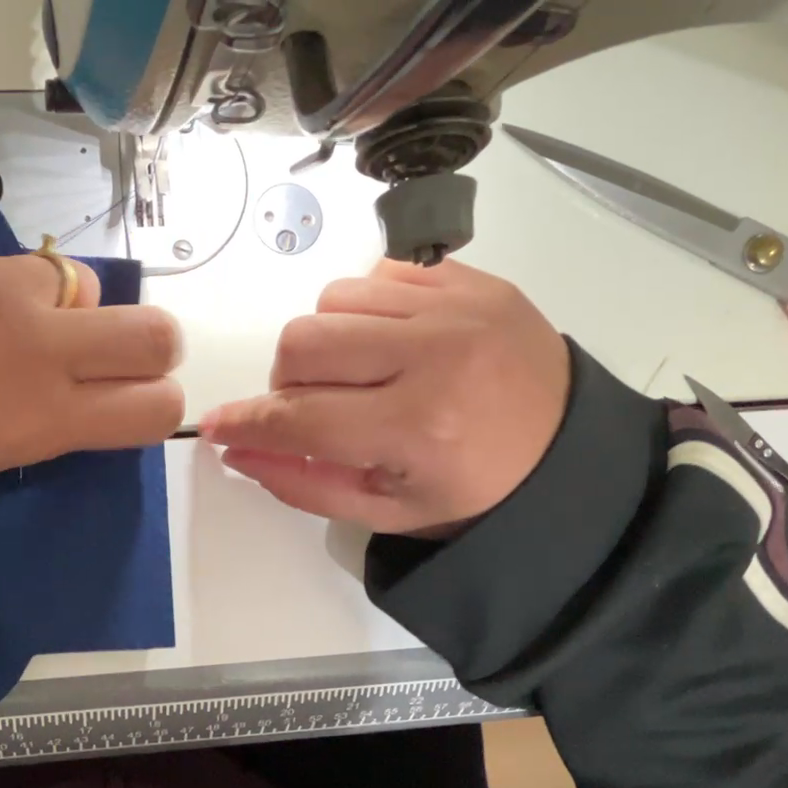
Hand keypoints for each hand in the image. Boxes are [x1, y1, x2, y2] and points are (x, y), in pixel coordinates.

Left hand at [0, 222, 183, 494]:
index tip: (134, 393)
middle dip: (150, 344)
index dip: (157, 399)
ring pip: (71, 280)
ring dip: (51, 304)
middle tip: (107, 348)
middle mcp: (37, 344)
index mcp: (46, 417)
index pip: (159, 405)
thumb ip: (58, 416)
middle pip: (155, 330)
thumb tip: (93, 378)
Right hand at [201, 259, 570, 536]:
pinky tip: (387, 342)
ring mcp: (456, 307)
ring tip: (356, 375)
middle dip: (285, 381)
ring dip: (324, 343)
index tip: (218, 425)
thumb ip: (303, 483)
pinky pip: (376, 275)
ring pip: (332, 301)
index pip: (300, 417)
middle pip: (303, 342)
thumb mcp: (386, 511)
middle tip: (310, 407)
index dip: (248, 422)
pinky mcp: (470, 278)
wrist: (569, 451)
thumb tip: (237, 449)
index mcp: (418, 428)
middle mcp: (434, 356)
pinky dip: (362, 310)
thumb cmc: (473, 493)